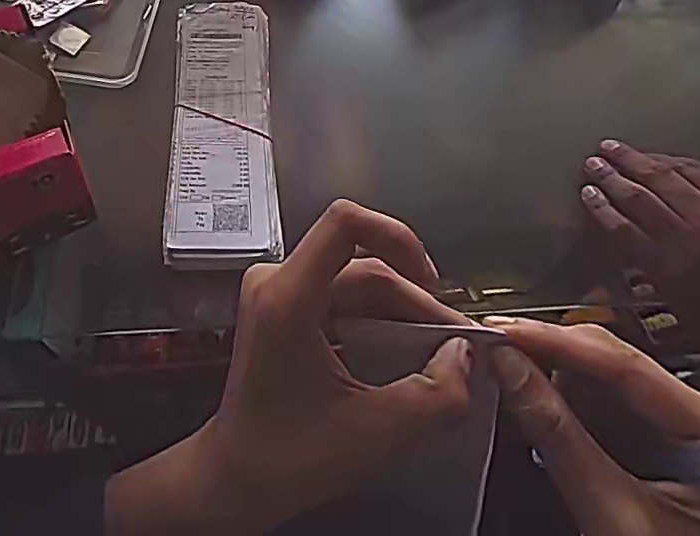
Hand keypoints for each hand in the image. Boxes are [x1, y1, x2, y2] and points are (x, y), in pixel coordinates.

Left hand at [106, 201, 473, 534]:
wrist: (235, 476)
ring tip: (434, 345)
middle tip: (451, 338)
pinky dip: (379, 314)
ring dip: (400, 307)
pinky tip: (404, 343)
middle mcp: (277, 281)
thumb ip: (433, 397)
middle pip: (362, 261)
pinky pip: (345, 291)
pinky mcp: (288, 302)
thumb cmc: (283, 460)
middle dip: (413, 296)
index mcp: (286, 298)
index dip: (395, 236)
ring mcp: (280, 289)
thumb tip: (464, 356)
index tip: (430, 279)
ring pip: (358, 277)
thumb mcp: (372, 436)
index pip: (344, 223)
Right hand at [486, 318, 699, 535]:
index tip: (508, 330)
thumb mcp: (615, 521)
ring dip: (562, 375)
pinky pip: (622, 404)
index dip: (559, 342)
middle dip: (557, 357)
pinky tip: (545, 401)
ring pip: (617, 379)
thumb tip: (509, 366)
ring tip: (515, 372)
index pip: (633, 369)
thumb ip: (560, 439)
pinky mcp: (683, 447)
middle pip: (626, 367)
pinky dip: (578, 401)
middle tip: (500, 344)